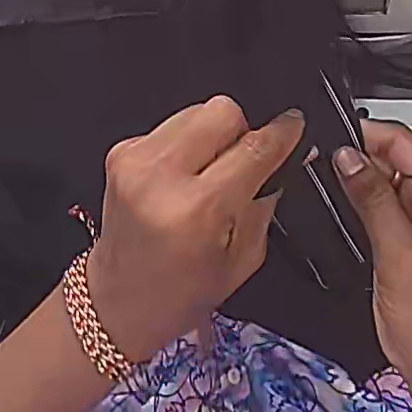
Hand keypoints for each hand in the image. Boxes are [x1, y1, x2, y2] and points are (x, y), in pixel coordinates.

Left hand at [87, 97, 303, 360]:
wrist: (117, 302)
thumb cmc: (181, 291)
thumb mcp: (242, 258)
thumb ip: (265, 200)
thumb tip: (283, 155)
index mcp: (196, 210)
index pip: (253, 148)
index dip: (282, 132)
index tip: (294, 124)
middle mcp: (160, 177)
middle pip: (223, 111)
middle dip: (242, 131)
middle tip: (241, 163)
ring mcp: (135, 160)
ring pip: (198, 110)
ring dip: (213, 134)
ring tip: (207, 172)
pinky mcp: (121, 152)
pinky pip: (172, 124)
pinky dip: (186, 142)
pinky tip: (182, 174)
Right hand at [334, 121, 411, 396]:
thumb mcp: (402, 258)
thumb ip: (372, 200)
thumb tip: (347, 156)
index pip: (406, 142)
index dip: (363, 136)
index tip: (324, 139)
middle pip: (397, 159)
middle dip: (358, 163)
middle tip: (319, 170)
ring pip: (389, 183)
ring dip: (361, 188)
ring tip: (332, 197)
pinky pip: (390, 209)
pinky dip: (367, 210)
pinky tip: (349, 218)